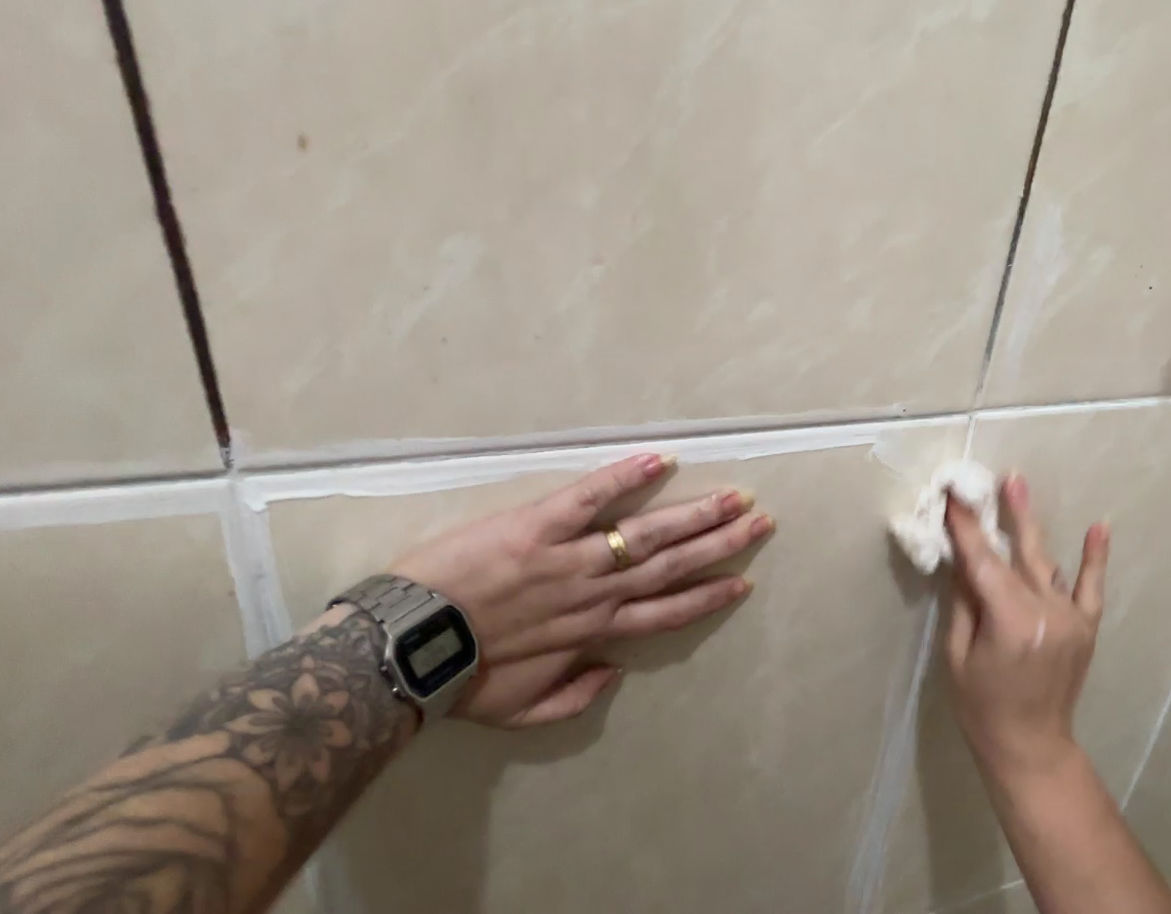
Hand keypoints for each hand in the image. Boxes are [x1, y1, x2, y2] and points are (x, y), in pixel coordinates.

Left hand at [387, 452, 774, 726]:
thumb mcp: (520, 711)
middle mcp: (597, 592)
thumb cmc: (466, 678)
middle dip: (721, 545)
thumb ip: (573, 697)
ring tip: (734, 496)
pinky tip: (659, 460)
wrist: (410, 647)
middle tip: (760, 522)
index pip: (666, 613)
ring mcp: (572, 556)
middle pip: (672, 566)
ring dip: (694, 514)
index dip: (707, 598)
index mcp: (595, 633)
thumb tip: (615, 672)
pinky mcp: (540, 525)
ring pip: (646, 533)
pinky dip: (624, 478)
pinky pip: (590, 498)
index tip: (741, 583)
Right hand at [942, 473, 1108, 779]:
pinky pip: (1090, 587)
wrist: (1030, 745)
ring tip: (1019, 488)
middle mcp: (1045, 612)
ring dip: (1031, 527)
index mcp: (1011, 622)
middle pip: (1018, 554)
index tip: (953, 498)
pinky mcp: (1085, 626)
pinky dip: (1094, 557)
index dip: (965, 529)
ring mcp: (1070, 618)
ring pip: (1046, 564)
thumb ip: (965, 603)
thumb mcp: (958, 654)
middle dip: (1005, 513)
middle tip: (1000, 476)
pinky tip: (1099, 527)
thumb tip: (963, 559)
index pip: (982, 563)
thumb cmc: (981, 705)